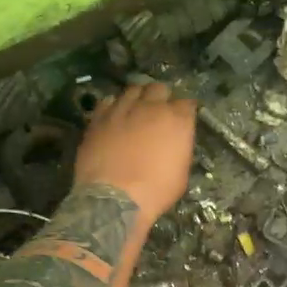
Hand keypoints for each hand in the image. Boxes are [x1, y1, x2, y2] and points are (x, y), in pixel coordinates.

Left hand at [73, 82, 196, 222]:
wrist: (114, 198)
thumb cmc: (155, 191)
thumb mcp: (181, 173)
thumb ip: (179, 147)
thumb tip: (174, 141)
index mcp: (176, 120)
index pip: (187, 103)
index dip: (184, 111)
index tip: (182, 120)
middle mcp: (151, 107)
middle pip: (159, 89)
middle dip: (161, 98)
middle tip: (158, 112)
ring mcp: (123, 108)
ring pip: (133, 89)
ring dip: (137, 98)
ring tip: (135, 109)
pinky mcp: (99, 117)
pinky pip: (108, 101)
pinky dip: (114, 107)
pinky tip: (114, 117)